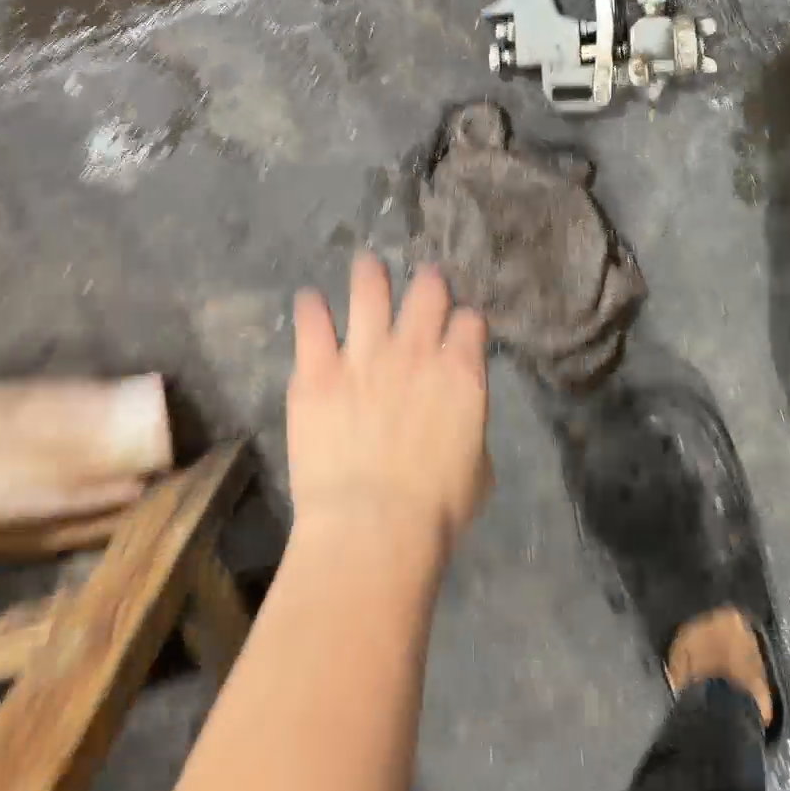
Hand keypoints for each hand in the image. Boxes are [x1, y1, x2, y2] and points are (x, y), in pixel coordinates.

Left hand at [286, 253, 490, 553]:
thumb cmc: (438, 509)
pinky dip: (312, 308)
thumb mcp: (479, 468)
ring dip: (371, 275)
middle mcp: (416, 351)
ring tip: (367, 265)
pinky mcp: (317, 371)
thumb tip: (457, 421)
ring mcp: (364, 355)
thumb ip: (468, 428)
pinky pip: (312, 322)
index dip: (466, 321)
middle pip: (427, 293)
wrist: (374, 525)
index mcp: (462, 373)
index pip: (470, 322)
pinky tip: (310, 300)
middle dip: (429, 283)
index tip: (461, 327)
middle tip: (424, 281)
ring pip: (370, 290)